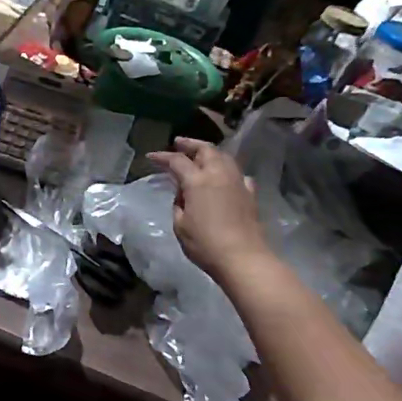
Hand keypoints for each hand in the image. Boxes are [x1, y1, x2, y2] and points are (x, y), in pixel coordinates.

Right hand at [148, 137, 270, 281]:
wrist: (242, 257)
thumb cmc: (205, 244)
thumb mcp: (180, 225)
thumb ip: (179, 203)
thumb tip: (184, 194)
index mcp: (198, 181)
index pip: (178, 161)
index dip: (163, 157)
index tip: (151, 156)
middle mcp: (219, 175)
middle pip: (206, 150)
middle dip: (190, 144)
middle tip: (179, 143)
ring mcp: (237, 182)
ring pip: (224, 157)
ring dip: (210, 152)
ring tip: (200, 155)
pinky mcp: (249, 193)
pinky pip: (237, 173)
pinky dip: (227, 169)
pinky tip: (224, 176)